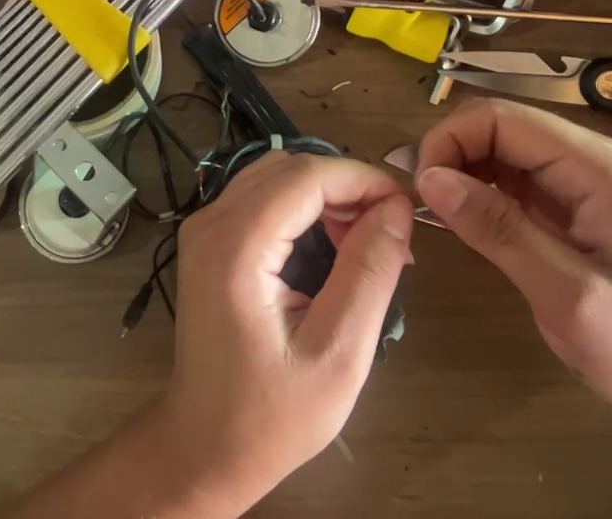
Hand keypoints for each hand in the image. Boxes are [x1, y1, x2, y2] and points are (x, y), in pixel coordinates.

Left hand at [159, 152, 414, 509]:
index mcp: (235, 248)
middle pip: (288, 168)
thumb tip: (397, 209)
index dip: (362, 179)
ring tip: (367, 241)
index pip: (305, 176)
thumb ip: (368, 273)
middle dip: (347, 186)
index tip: (408, 207)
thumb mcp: (337, 353)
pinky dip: (302, 206)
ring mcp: (203, 229)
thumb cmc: (271, 413)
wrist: (205, 443)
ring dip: (326, 194)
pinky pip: (260, 198)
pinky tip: (332, 244)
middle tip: (393, 232)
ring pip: (274, 177)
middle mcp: (209, 223)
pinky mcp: (208, 240)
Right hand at [405, 100, 611, 495]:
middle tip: (419, 205)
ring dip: (464, 175)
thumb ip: (498, 230)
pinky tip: (468, 226)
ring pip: (505, 154)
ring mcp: (589, 188)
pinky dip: (484, 196)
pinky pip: (519, 185)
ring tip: (439, 218)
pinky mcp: (581, 214)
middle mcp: (595, 165)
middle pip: (501, 128)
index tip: (418, 189)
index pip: (501, 118)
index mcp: (601, 170)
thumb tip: (428, 177)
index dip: (449, 140)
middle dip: (452, 155)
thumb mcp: (569, 296)